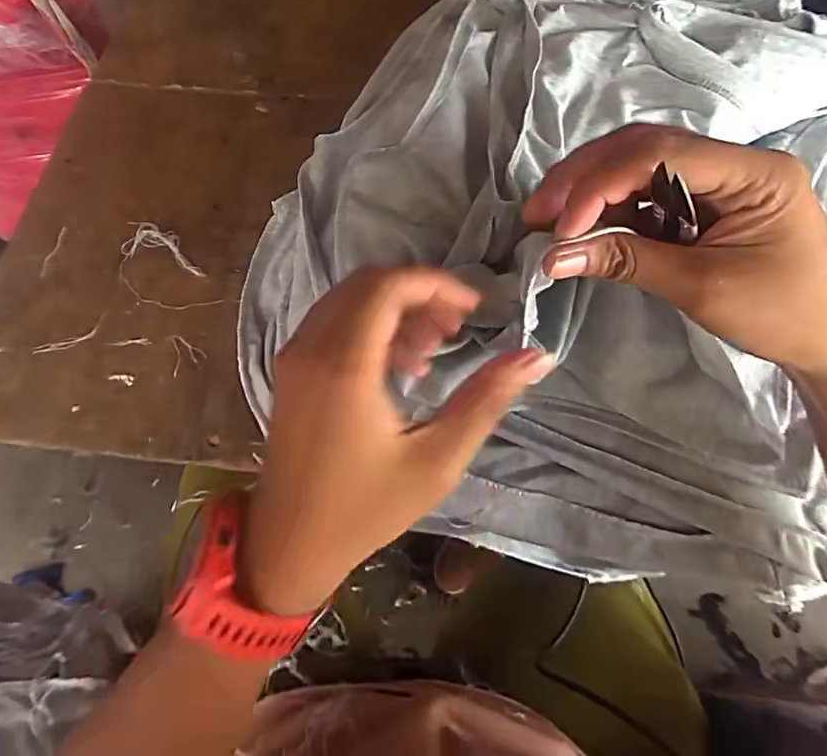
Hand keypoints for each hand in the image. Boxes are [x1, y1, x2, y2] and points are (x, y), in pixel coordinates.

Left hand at [239, 267, 555, 615]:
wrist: (290, 542)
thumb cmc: (366, 509)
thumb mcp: (436, 460)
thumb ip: (485, 400)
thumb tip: (536, 356)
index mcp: (344, 364)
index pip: (387, 287)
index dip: (436, 284)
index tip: (474, 307)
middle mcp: (311, 346)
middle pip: (368, 284)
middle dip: (418, 294)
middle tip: (456, 328)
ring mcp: (294, 354)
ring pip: (349, 299)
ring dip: (395, 310)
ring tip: (433, 351)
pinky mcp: (290, 367)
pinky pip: (332, 321)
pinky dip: (369, 326)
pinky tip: (400, 365)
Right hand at [523, 124, 826, 379]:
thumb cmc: (785, 315)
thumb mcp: (702, 287)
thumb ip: (626, 260)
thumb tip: (553, 256)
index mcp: (752, 171)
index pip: (660, 156)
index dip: (601, 184)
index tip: (561, 226)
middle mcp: (732, 162)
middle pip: (641, 148)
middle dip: (584, 178)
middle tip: (537, 212)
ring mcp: (715, 180)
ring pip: (635, 166)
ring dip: (588, 190)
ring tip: (547, 219)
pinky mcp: (699, 204)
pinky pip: (642, 193)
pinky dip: (606, 208)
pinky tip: (579, 224)